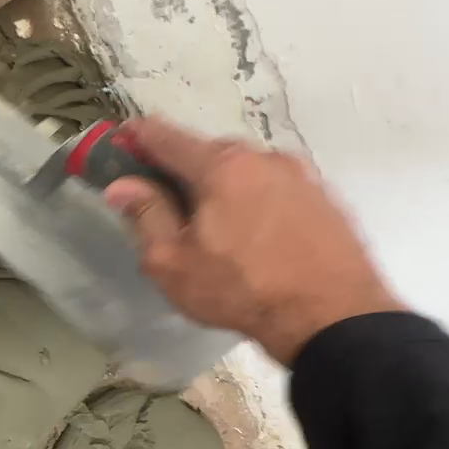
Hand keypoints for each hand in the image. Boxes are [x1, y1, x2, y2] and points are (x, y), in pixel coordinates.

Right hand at [103, 118, 406, 364]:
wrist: (329, 312)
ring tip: (199, 220)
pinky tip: (239, 230)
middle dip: (178, 167)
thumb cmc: (236, 287)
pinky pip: (269, 187)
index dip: (139, 135)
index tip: (120, 135)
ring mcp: (300, 175)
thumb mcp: (170, 260)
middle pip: (208, 153)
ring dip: (214, 185)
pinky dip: (246, 198)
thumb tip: (121, 185)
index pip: (169, 138)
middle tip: (155, 195)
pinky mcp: (321, 197)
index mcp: (221, 168)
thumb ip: (145, 215)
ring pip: (241, 170)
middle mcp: (263, 158)